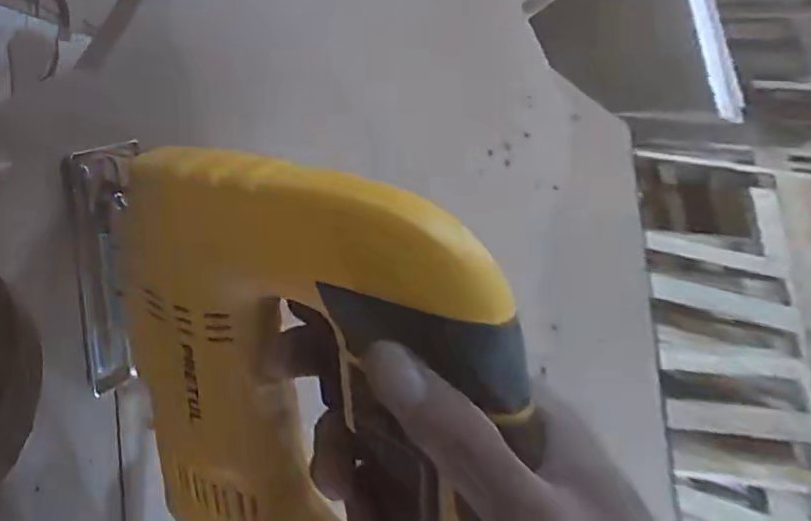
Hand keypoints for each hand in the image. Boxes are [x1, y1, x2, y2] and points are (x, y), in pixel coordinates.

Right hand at [276, 311, 650, 520]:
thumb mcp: (535, 515)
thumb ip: (462, 438)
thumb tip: (380, 349)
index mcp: (513, 402)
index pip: (429, 338)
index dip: (363, 318)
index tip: (305, 311)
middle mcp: (481, 425)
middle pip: (391, 380)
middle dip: (332, 375)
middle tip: (276, 368)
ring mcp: (462, 473)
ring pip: (381, 434)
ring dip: (342, 446)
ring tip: (334, 483)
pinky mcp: (447, 511)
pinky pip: (389, 486)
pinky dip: (364, 494)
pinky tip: (356, 508)